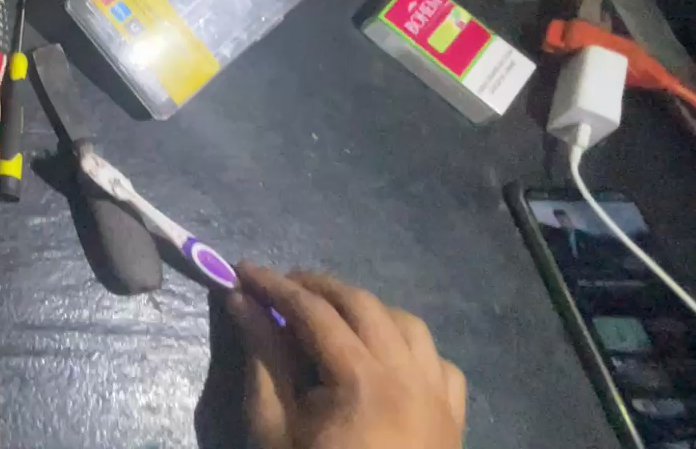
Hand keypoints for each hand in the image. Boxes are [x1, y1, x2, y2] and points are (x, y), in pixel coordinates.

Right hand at [228, 264, 465, 448]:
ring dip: (364, 309)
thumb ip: (262, 354)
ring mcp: (439, 402)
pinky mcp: (454, 425)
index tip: (240, 269)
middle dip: (314, 285)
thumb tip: (241, 299)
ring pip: (407, 325)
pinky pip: (440, 365)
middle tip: (276, 287)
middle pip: (362, 304)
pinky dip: (409, 348)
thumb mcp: (274, 425)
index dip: (272, 284)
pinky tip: (381, 358)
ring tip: (328, 316)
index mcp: (363, 382)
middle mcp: (409, 380)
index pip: (312, 309)